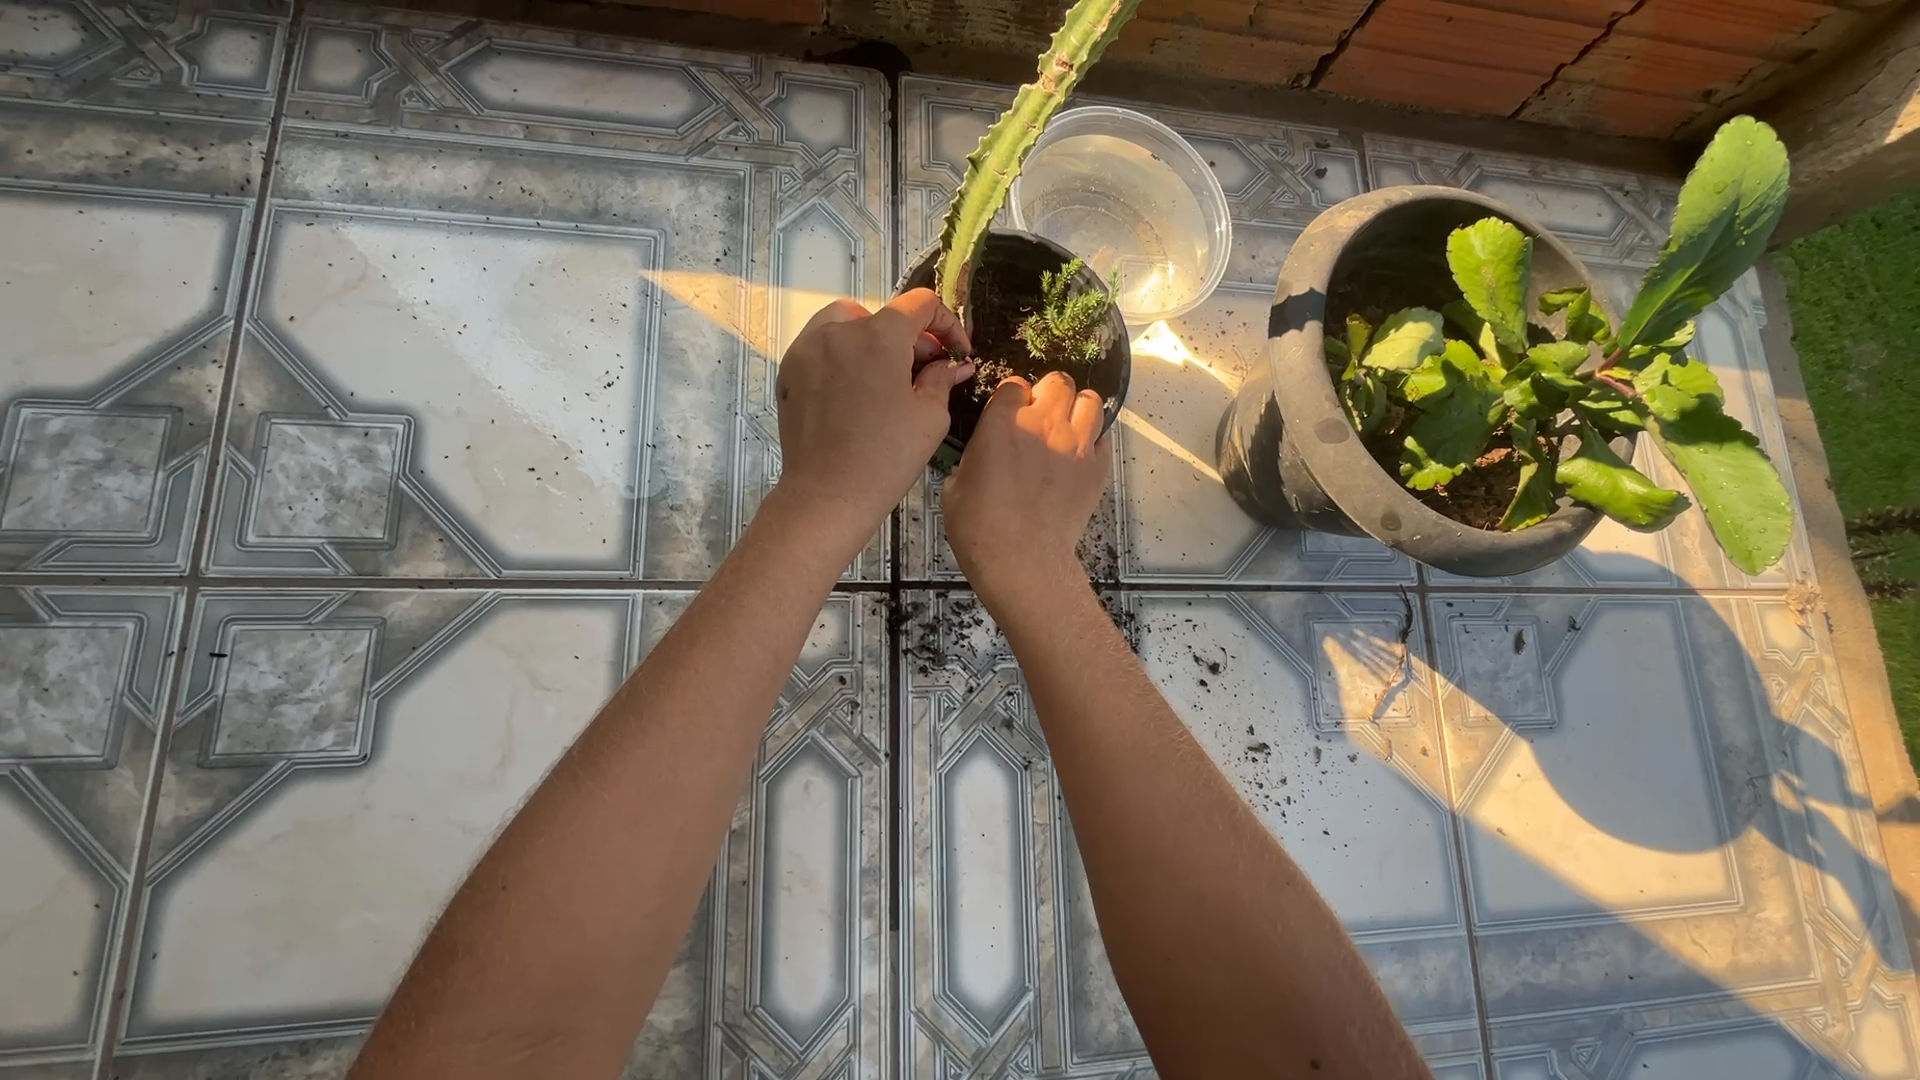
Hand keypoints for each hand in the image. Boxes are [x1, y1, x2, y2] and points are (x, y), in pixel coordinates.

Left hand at [774, 289, 972, 530]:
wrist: (828, 494)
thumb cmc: (887, 457)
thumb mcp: (929, 417)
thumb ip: (942, 379)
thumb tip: (954, 364)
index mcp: (880, 336)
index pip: (920, 304)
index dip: (947, 324)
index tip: (956, 352)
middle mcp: (839, 331)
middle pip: (884, 316)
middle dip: (911, 338)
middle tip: (925, 372)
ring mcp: (808, 348)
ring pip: (847, 323)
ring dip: (872, 339)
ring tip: (885, 375)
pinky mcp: (790, 370)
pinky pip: (821, 346)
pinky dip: (842, 355)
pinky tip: (854, 390)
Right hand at [943, 371, 1108, 599]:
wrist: (1021, 559)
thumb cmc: (979, 526)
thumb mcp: (955, 484)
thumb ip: (973, 457)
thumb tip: (981, 457)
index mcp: (1003, 421)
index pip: (1014, 384)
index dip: (1011, 397)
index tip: (1008, 412)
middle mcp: (1044, 422)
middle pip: (1059, 382)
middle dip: (1049, 393)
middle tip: (1041, 415)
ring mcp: (1076, 444)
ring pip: (1090, 401)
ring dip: (1078, 409)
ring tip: (1067, 428)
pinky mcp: (1097, 468)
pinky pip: (1104, 438)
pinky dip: (1094, 441)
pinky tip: (1080, 456)